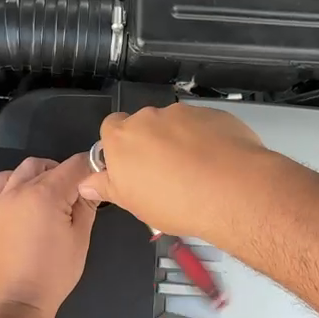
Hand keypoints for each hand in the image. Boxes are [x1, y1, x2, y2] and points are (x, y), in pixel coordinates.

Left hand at [0, 153, 97, 314]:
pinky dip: (16, 181)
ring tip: (54, 194)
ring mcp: (1, 199)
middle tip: (80, 195)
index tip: (101, 177)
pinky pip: (1, 182)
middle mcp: (20, 189)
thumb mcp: (80, 240)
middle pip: (50, 166)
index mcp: (46, 194)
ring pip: (25, 169)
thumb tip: (92, 186)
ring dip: (43, 173)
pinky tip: (26, 196)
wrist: (16, 300)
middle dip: (69, 174)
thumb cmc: (52, 274)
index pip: (75, 165)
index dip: (92, 167)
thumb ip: (87, 206)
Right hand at [76, 104, 273, 240]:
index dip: (120, 148)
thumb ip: (107, 187)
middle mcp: (149, 118)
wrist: (231, 191)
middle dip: (151, 145)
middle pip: (143, 126)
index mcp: (122, 137)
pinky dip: (205, 140)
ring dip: (179, 142)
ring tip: (194, 173)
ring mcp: (183, 113)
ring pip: (174, 125)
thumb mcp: (132, 203)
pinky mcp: (213, 115)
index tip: (131, 167)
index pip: (110, 129)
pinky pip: (202, 126)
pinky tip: (214, 165)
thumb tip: (87, 183)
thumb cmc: (176, 201)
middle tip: (163, 175)